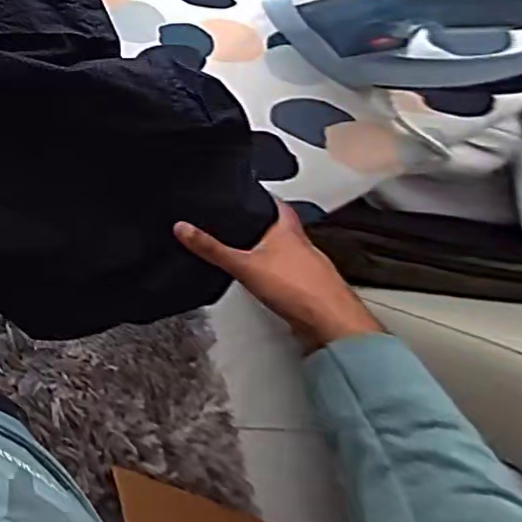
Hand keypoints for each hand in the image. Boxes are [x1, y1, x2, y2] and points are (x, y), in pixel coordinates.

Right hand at [175, 199, 382, 349]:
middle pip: (285, 229)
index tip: (255, 192)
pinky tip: (270, 282)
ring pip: (291, 252)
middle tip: (247, 223)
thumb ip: (211, 247)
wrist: (338, 329)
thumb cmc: (301, 292)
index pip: (279, 205)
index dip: (266, 197)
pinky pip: (294, 275)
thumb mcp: (242, 265)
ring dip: (274, 252)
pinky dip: (281, 274)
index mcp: (290, 233)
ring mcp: (314, 270)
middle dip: (266, 226)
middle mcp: (306, 248)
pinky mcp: (316, 290)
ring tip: (252, 254)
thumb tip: (183, 228)